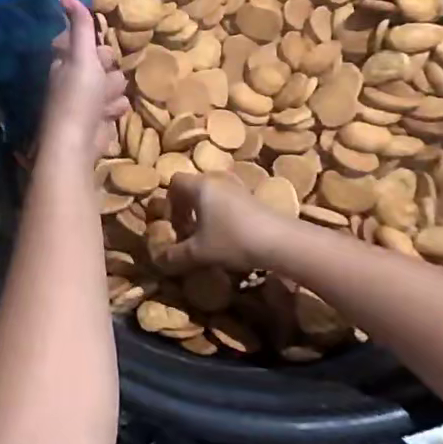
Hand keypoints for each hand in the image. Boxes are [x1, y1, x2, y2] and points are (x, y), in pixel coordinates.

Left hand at [42, 0, 127, 160]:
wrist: (76, 142)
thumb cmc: (78, 96)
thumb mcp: (81, 56)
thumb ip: (80, 27)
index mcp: (64, 62)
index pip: (85, 43)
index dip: (95, 48)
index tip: (96, 54)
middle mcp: (73, 79)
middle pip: (104, 63)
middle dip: (108, 71)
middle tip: (100, 80)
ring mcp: (86, 100)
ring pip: (114, 83)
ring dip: (113, 92)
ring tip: (103, 102)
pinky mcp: (98, 118)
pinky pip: (117, 104)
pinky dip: (115, 110)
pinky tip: (109, 115)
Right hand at [160, 172, 300, 272]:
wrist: (284, 242)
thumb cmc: (233, 240)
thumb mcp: (199, 252)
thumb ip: (175, 256)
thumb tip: (158, 262)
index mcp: (200, 186)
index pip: (175, 183)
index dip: (169, 203)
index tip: (175, 225)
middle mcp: (218, 181)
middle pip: (193, 187)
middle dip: (187, 209)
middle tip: (188, 231)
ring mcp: (239, 188)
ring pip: (213, 195)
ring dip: (206, 212)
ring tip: (208, 235)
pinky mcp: (256, 200)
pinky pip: (230, 202)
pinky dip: (223, 215)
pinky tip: (229, 237)